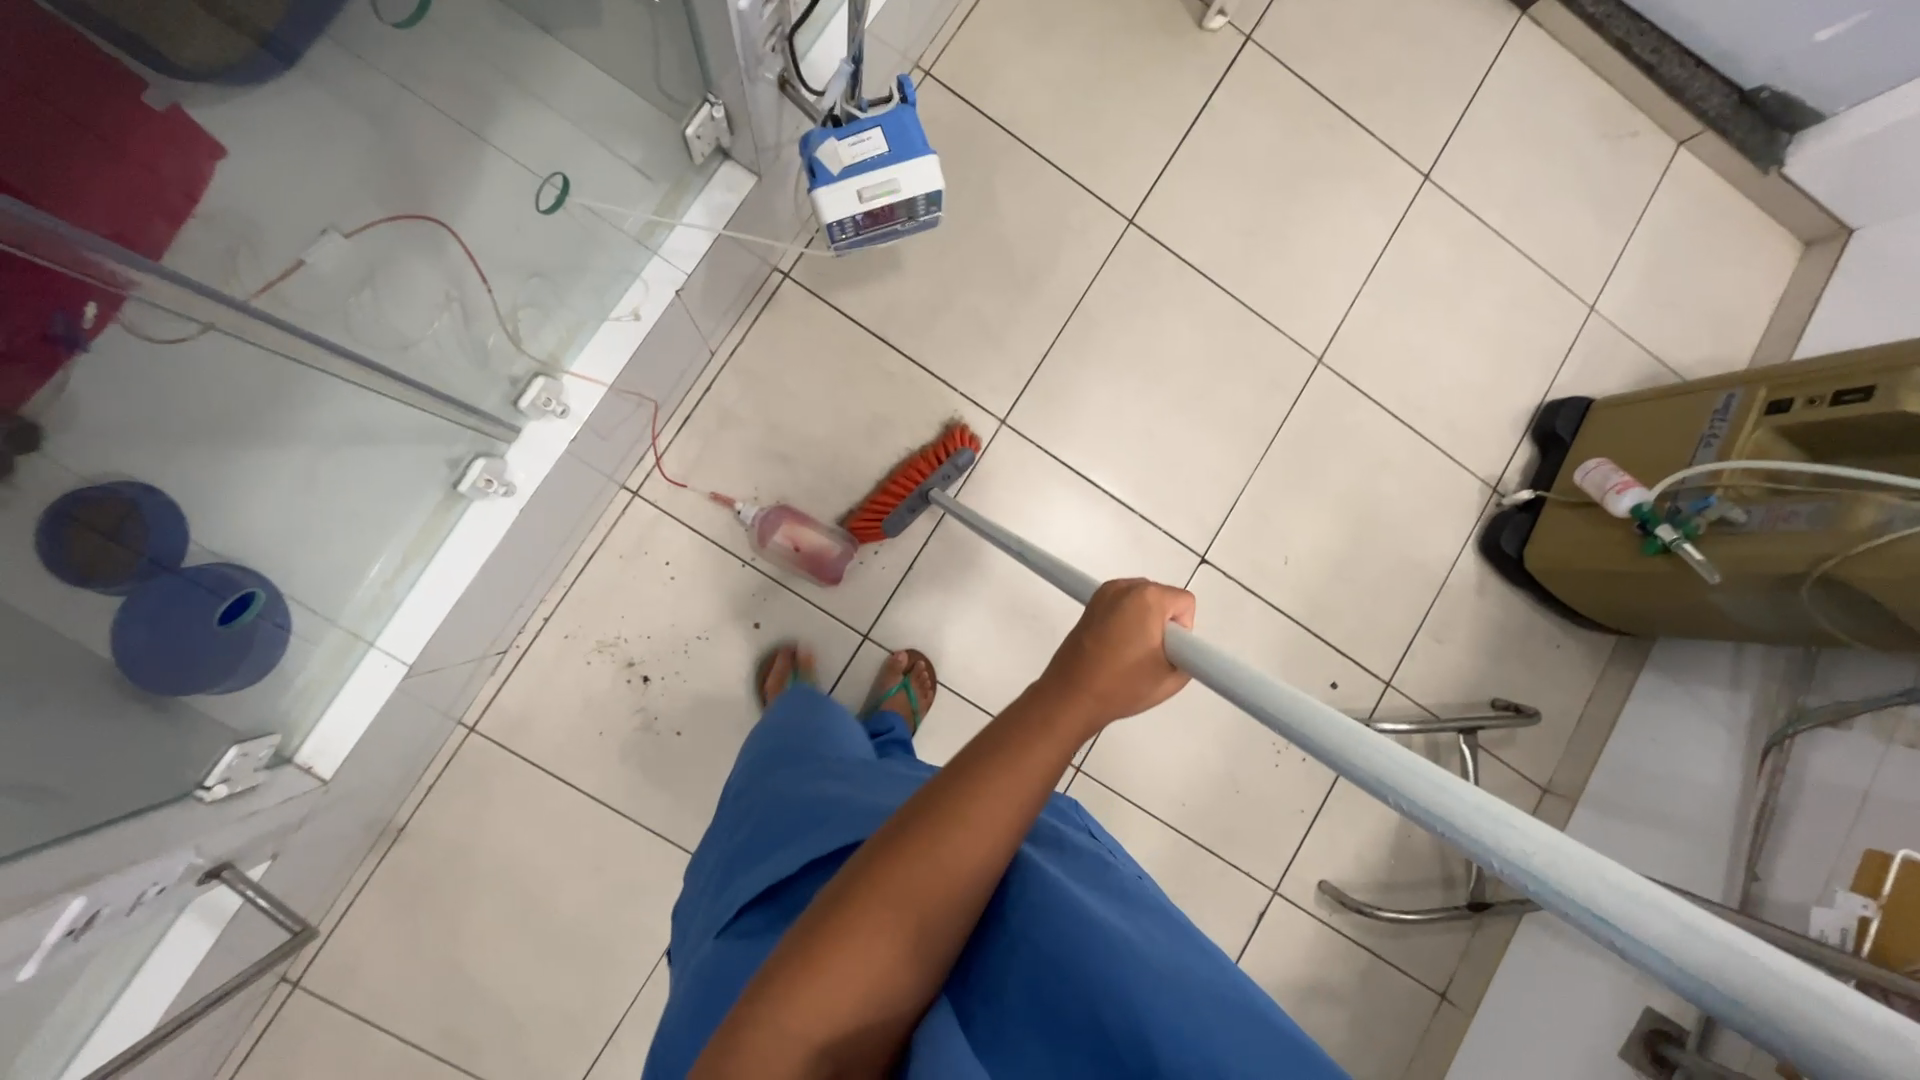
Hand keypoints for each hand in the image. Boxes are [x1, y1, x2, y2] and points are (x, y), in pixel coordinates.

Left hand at [1034, 578, 1195, 733]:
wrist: (1071, 695)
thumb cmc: (1122, 685)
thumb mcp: (1173, 677)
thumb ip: (1191, 655)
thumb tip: (1179, 646)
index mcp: (1146, 597)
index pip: (1184, 603)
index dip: (1182, 632)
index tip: (1165, 655)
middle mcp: (1123, 586)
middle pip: (1162, 598)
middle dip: (1163, 624)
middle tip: (1149, 657)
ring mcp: (1102, 593)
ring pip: (1142, 602)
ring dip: (1144, 623)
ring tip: (1131, 656)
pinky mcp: (1089, 605)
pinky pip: (1122, 607)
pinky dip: (1126, 622)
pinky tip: (1117, 649)